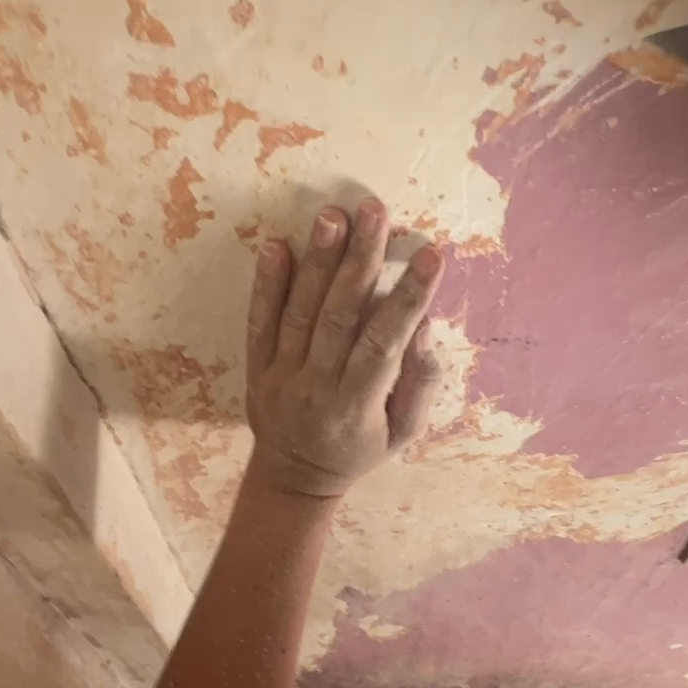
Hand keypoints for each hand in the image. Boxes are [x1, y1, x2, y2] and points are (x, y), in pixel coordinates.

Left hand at [243, 199, 444, 498]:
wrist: (294, 477)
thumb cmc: (359, 450)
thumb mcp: (403, 433)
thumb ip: (419, 384)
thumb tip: (426, 327)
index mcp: (356, 406)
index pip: (385, 343)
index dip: (409, 297)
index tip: (432, 254)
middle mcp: (315, 388)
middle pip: (338, 316)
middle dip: (359, 260)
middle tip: (374, 211)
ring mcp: (280, 376)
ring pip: (298, 312)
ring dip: (316, 261)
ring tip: (332, 216)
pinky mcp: (255, 368)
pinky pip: (258, 322)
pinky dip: (266, 284)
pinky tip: (275, 246)